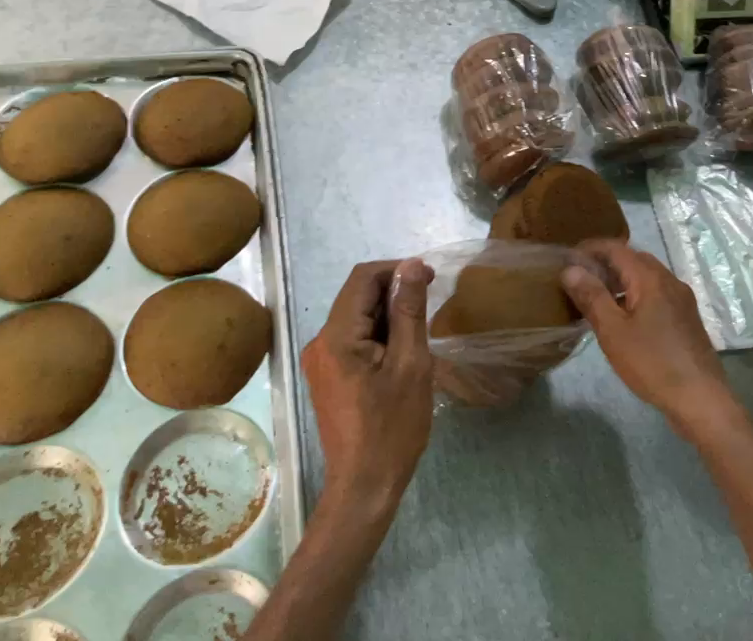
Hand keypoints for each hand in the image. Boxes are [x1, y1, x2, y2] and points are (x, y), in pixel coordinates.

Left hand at [302, 259, 434, 507]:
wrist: (364, 487)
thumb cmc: (392, 428)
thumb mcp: (411, 364)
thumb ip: (409, 311)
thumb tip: (410, 266)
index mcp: (336, 337)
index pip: (363, 278)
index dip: (397, 269)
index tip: (430, 278)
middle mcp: (320, 343)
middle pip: (358, 296)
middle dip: (395, 292)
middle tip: (432, 304)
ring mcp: (321, 361)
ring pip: (358, 318)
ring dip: (389, 314)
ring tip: (422, 331)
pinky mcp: (329, 376)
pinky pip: (354, 339)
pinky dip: (380, 335)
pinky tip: (404, 352)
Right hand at [561, 241, 733, 429]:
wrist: (700, 398)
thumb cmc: (652, 363)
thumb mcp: (613, 331)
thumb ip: (592, 297)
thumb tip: (571, 269)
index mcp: (651, 278)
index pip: (617, 248)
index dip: (590, 249)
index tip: (567, 259)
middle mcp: (670, 281)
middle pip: (634, 259)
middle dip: (605, 263)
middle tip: (579, 278)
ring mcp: (681, 299)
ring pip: (646, 277)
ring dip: (621, 280)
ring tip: (596, 297)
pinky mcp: (686, 318)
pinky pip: (656, 294)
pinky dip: (635, 294)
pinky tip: (623, 317)